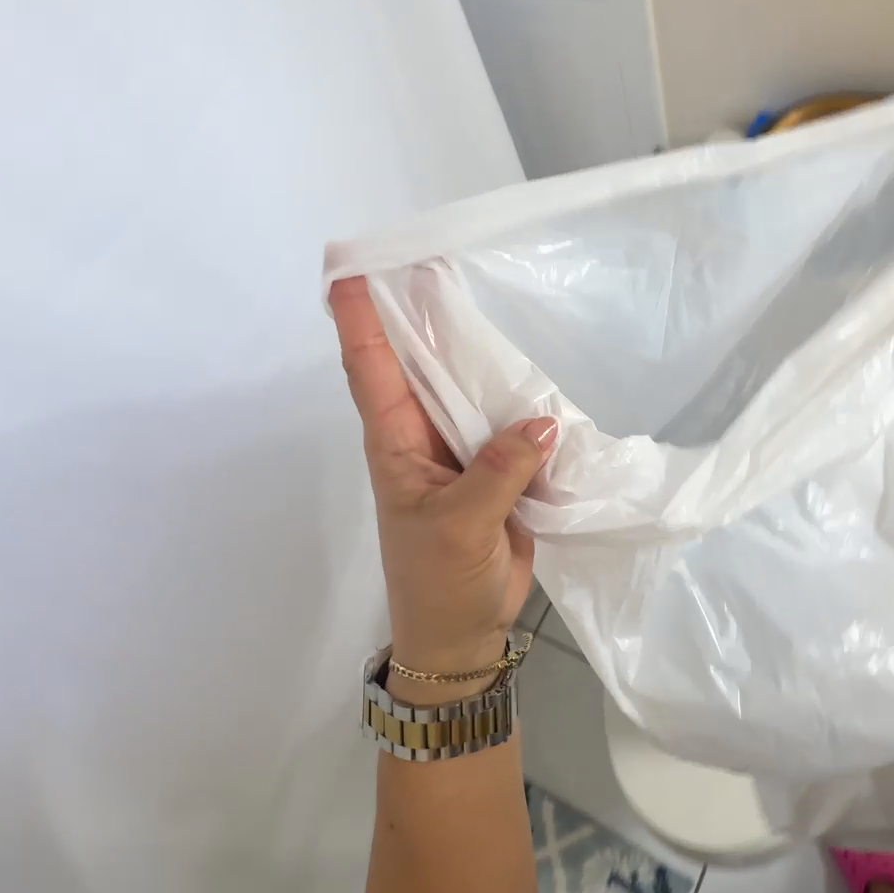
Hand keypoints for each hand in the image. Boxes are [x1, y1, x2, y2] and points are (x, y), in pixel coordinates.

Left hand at [329, 276, 557, 686]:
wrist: (464, 632)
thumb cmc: (440, 582)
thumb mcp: (461, 526)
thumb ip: (499, 470)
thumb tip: (541, 421)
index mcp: (396, 444)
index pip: (370, 369)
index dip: (359, 319)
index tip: (352, 269)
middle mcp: (424, 437)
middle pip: (420, 364)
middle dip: (421, 313)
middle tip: (436, 259)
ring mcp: (462, 452)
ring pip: (468, 390)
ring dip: (476, 351)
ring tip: (483, 296)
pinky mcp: (497, 470)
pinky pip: (509, 424)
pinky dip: (521, 399)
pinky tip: (536, 371)